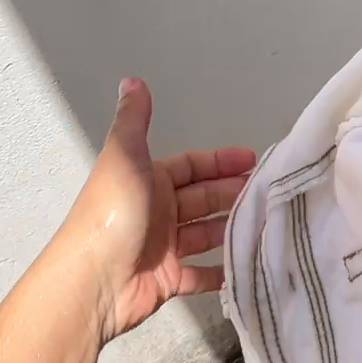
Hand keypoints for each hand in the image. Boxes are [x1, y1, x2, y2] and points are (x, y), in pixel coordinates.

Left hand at [53, 78, 255, 342]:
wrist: (92, 282)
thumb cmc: (113, 214)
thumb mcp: (125, 157)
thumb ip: (134, 120)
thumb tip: (131, 80)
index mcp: (149, 182)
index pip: (192, 166)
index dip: (221, 161)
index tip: (253, 160)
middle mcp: (157, 212)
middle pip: (203, 198)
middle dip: (233, 192)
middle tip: (269, 192)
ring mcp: (164, 248)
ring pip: (206, 233)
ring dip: (232, 228)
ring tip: (266, 223)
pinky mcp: (169, 280)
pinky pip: (202, 274)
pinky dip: (222, 271)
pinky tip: (247, 265)